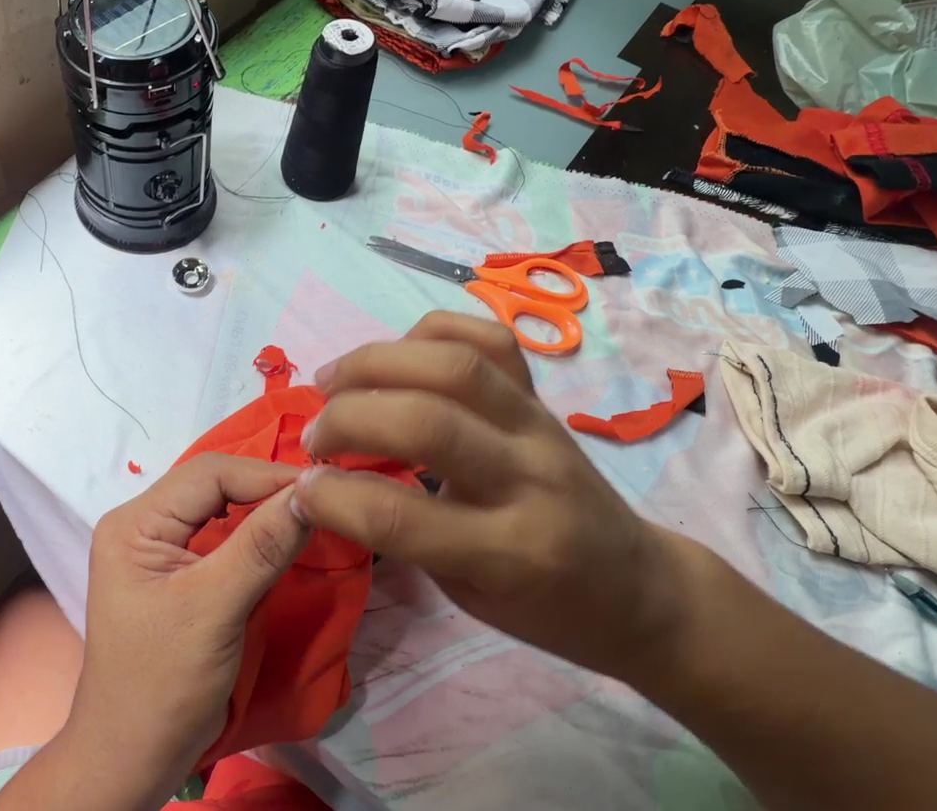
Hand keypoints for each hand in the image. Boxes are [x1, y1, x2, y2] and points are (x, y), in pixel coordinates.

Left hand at [64, 453, 309, 801]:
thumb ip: (261, 547)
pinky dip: (251, 532)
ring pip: (216, 506)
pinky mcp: (173, 572)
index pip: (208, 475)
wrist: (132, 756)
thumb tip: (309, 494)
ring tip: (306, 511)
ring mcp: (155, 548)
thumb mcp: (214, 610)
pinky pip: (217, 534)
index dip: (265, 475)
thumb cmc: (164, 683)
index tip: (320, 488)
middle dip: (264, 487)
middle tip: (319, 497)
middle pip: (211, 484)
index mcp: (134, 523)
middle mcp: (140, 523)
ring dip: (260, 507)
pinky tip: (280, 535)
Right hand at [294, 311, 691, 681]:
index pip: (400, 515)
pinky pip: (489, 339)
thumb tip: (323, 485)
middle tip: (314, 435)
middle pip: (428, 421)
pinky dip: (430, 331)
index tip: (298, 491)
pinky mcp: (544, 395)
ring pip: (456, 364)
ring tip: (332, 380)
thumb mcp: (466, 593)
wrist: (638, 587)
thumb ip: (402, 535)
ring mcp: (541, 425)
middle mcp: (531, 477)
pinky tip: (395, 354)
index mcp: (511, 552)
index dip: (331, 498)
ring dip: (376, 362)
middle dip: (349, 418)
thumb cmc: (545, 606)